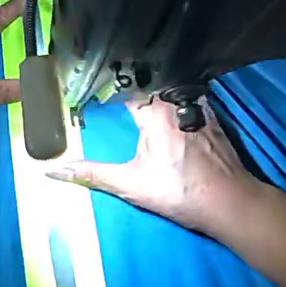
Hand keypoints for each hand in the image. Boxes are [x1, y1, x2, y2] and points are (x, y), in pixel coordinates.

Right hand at [47, 95, 274, 237]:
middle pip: (150, 84)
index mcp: (155, 112)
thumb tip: (54, 172)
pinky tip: (168, 110)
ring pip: (172, 89)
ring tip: (137, 93)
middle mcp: (178, 102)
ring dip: (156, 90)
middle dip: (132, 84)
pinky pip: (189, 99)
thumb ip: (92, 174)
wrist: (231, 202)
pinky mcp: (213, 119)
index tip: (93, 87)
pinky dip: (175, 99)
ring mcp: (199, 109)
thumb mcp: (130, 185)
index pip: (126, 86)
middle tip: (111, 87)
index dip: (109, 86)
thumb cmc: (179, 192)